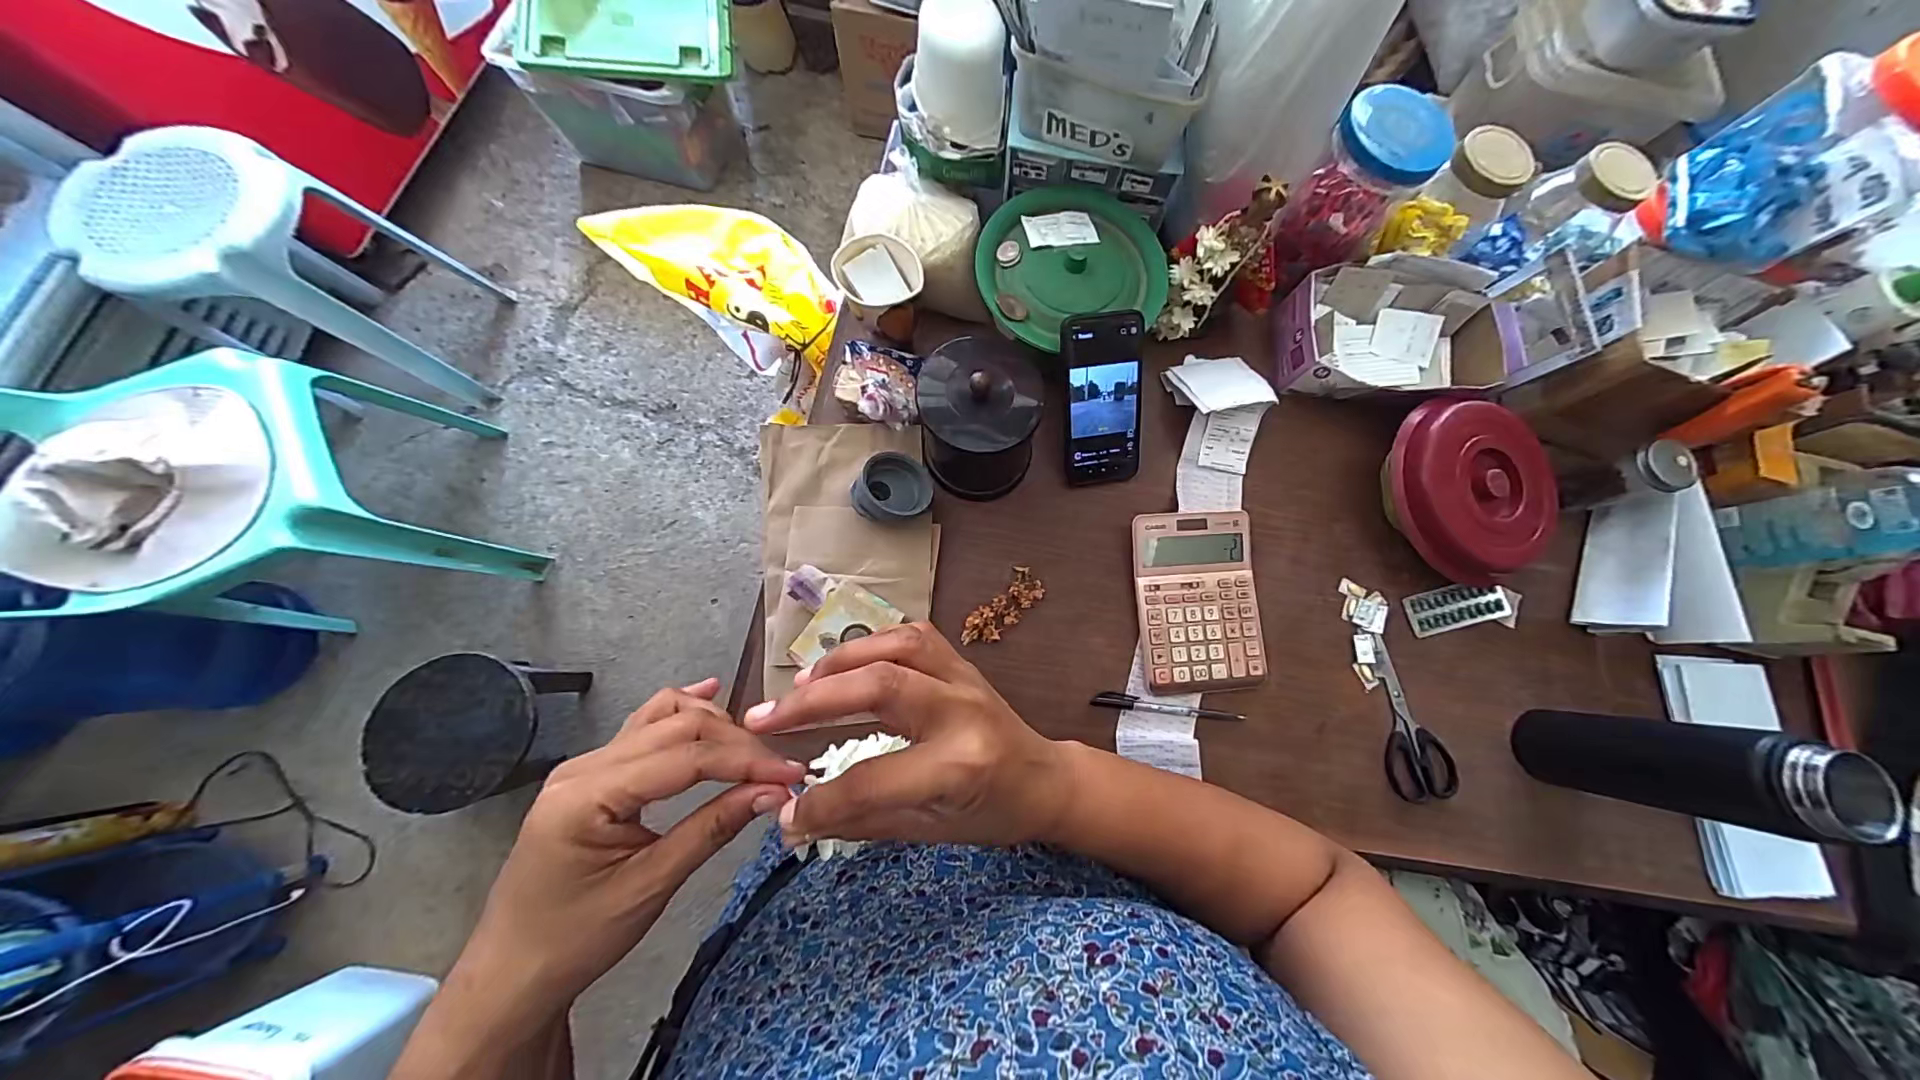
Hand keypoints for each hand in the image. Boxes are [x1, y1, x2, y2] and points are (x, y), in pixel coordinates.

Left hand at [458, 679, 803, 1013]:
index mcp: (588, 794)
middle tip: (778, 771)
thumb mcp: (651, 886)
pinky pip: (645, 727)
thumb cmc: (575, 939)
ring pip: (663, 716)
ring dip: (714, 725)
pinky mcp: (594, 772)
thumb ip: (713, 828)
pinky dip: (683, 714)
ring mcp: (586, 764)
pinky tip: (711, 697)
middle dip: (735, 743)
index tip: (790, 774)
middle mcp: (585, 765)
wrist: (513, 974)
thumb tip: (773, 792)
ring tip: (753, 751)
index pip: (686, 757)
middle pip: (678, 726)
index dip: (744, 761)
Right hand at [744, 623, 1067, 848]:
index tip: (786, 811)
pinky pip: (913, 635)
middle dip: (813, 702)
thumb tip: (799, 816)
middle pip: (880, 687)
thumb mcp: (932, 831)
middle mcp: (962, 710)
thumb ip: (864, 819)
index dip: (820, 800)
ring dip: (840, 661)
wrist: (1045, 778)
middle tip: (765, 718)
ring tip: (799, 685)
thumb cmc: (994, 813)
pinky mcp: (962, 661)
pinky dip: (873, 642)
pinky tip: (846, 662)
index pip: (873, 779)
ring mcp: (964, 677)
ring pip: (897, 646)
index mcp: (959, 765)